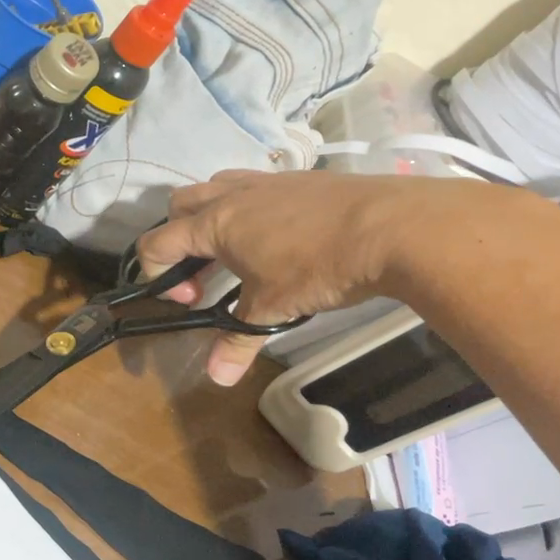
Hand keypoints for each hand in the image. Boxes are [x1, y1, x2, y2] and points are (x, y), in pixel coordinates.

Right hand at [135, 170, 521, 385]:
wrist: (402, 227)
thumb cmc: (321, 266)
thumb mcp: (273, 309)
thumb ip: (239, 342)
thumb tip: (218, 379)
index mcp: (215, 223)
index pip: (157, 242)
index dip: (158, 274)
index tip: (191, 299)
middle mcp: (235, 195)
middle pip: (180, 204)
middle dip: (178, 238)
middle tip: (204, 272)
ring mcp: (272, 182)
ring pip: (218, 185)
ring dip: (211, 215)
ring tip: (235, 250)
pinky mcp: (305, 179)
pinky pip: (259, 186)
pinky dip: (252, 209)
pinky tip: (279, 239)